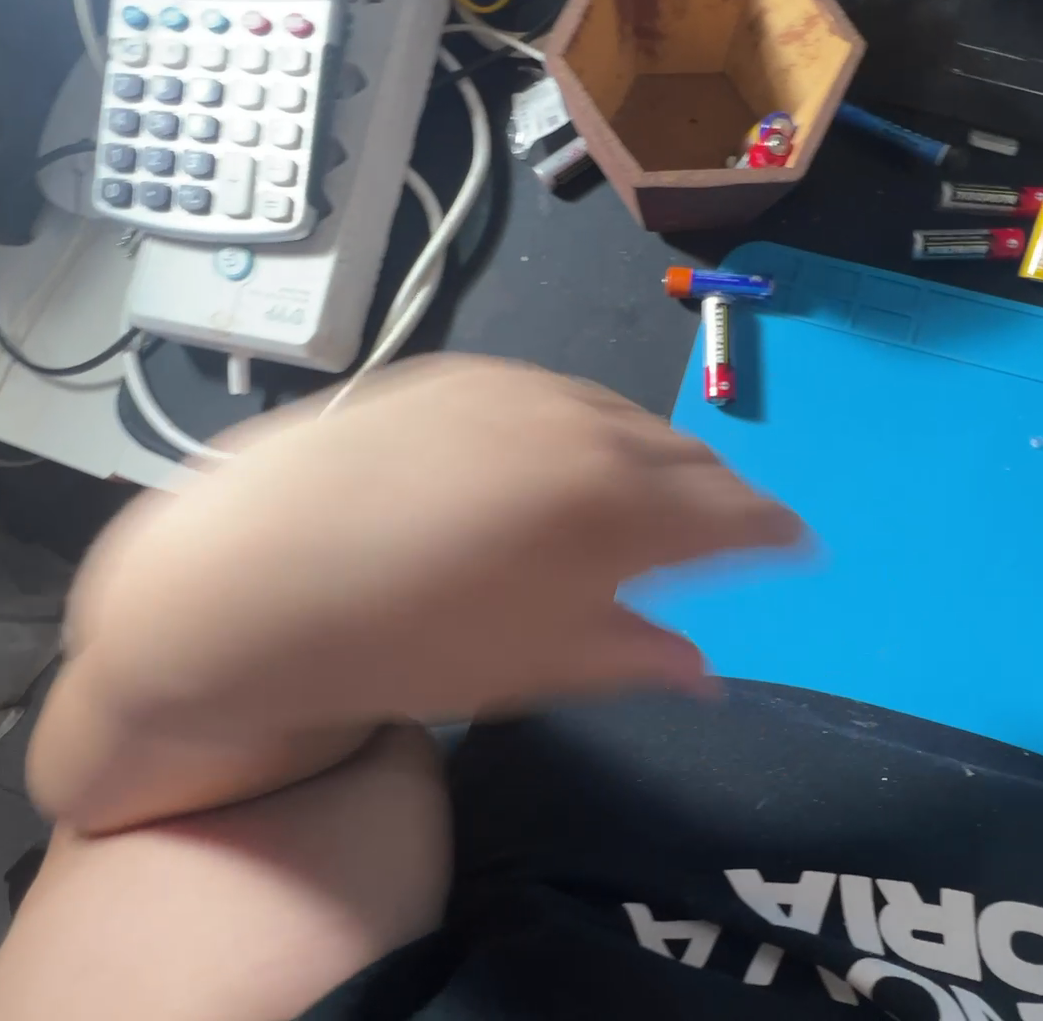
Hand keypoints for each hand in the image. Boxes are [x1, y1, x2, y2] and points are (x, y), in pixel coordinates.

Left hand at [67, 355, 804, 736]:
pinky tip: (558, 466)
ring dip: (652, 460)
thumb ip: (636, 655)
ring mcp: (523, 388)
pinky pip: (561, 399)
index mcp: (618, 508)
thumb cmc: (405, 645)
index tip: (794, 545)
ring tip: (641, 500)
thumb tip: (704, 669)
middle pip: (689, 454)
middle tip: (722, 531)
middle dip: (718, 494)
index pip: (736, 512)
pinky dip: (587, 434)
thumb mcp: (536, 667)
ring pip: (627, 419)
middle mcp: (586, 428)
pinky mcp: (467, 372)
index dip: (774, 532)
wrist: (248, 579)